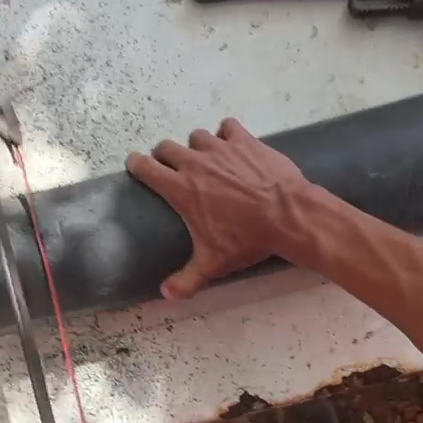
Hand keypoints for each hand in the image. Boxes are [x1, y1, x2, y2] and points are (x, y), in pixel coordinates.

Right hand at [126, 118, 315, 300]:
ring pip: (197, 136)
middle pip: (167, 147)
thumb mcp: (213, 263)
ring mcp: (221, 149)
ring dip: (196, 146)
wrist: (287, 215)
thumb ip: (186, 280)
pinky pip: (228, 127)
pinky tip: (232, 145)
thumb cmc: (247, 239)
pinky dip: (227, 134)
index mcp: (181, 189)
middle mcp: (195, 163)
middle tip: (172, 167)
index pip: (146, 167)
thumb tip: (166, 295)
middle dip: (165, 155)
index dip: (137, 164)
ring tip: (205, 159)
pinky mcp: (245, 140)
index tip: (136, 165)